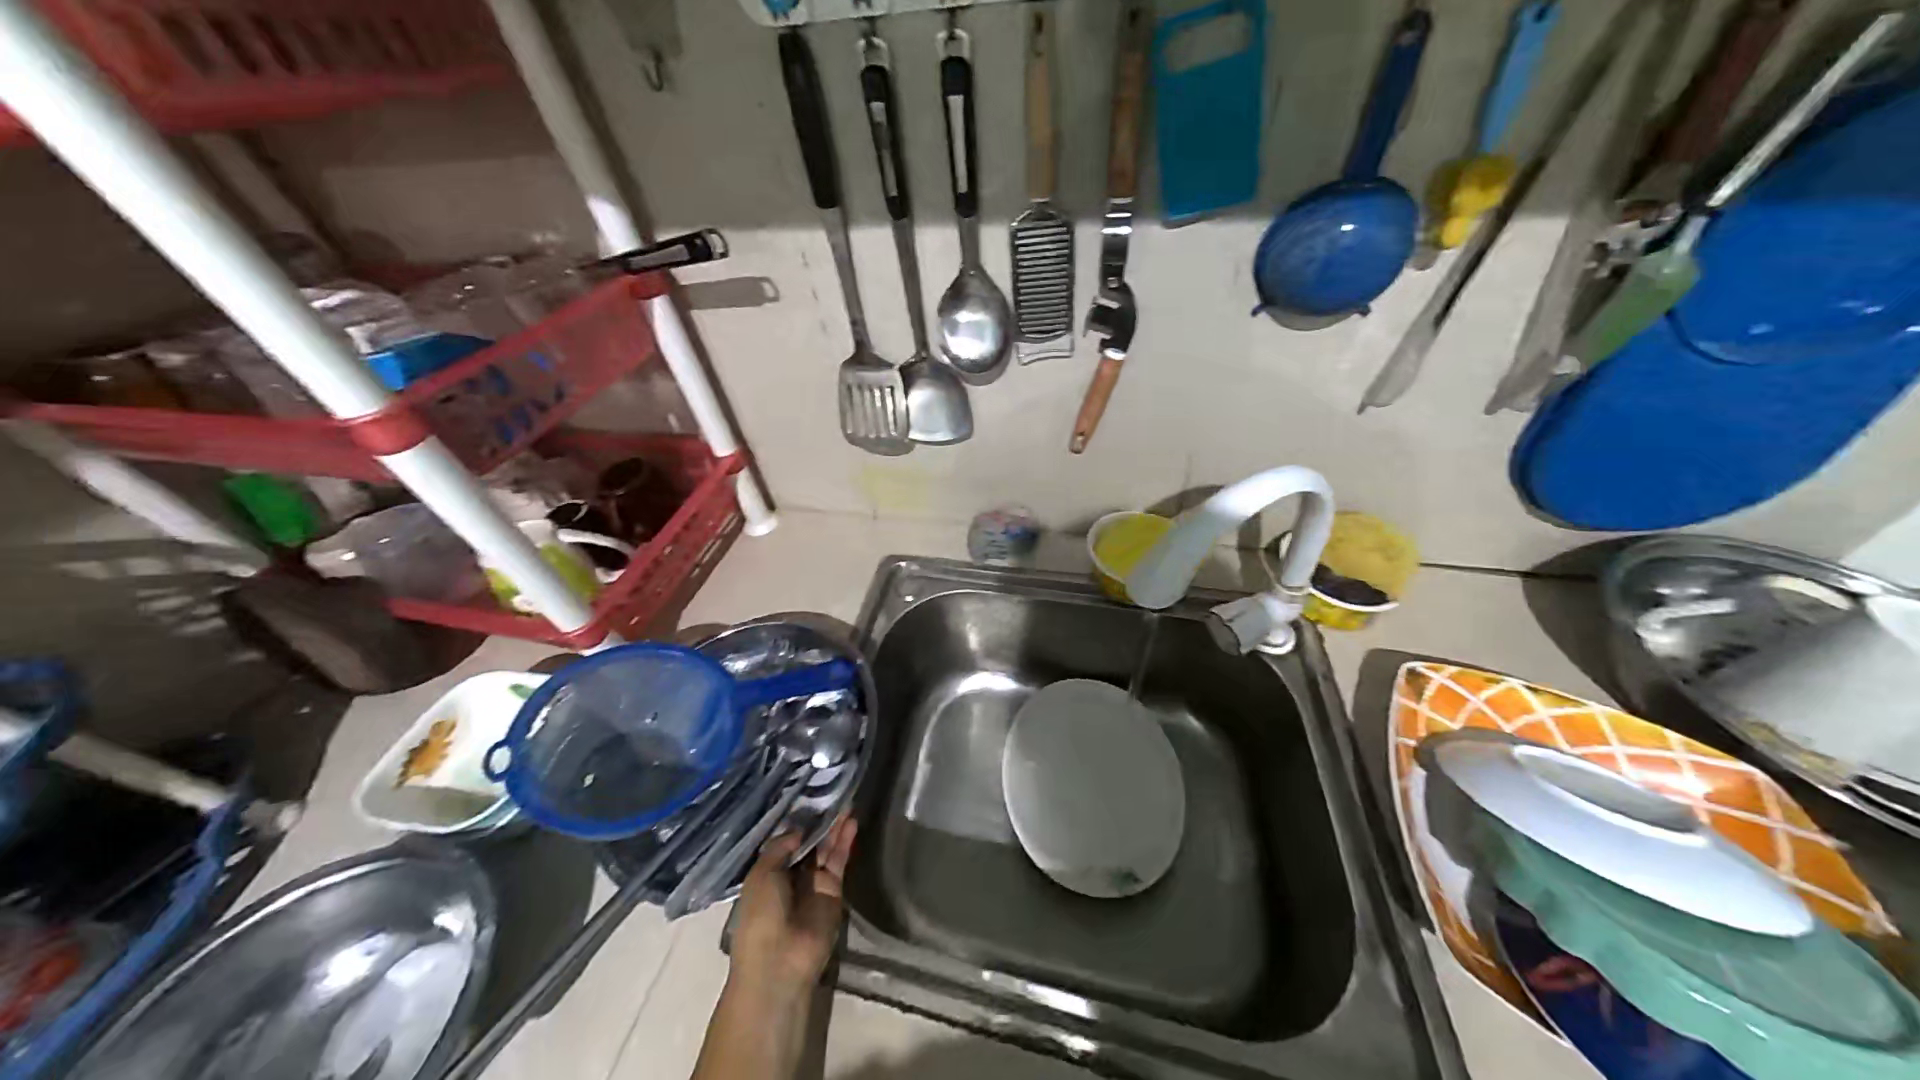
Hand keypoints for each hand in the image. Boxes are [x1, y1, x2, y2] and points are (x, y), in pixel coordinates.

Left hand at [730, 816, 856, 993]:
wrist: (781, 960)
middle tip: (831, 795)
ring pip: (826, 849)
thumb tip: (799, 830)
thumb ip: (779, 847)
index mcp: (767, 874)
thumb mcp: (761, 874)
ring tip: (845, 803)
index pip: (785, 843)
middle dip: (818, 822)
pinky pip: (839, 860)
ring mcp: (814, 884)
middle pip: (808, 844)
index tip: (807, 799)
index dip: (796, 823)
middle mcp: (791, 876)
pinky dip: (844, 841)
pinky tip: (850, 821)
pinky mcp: (834, 890)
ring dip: (834, 828)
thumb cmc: (761, 916)